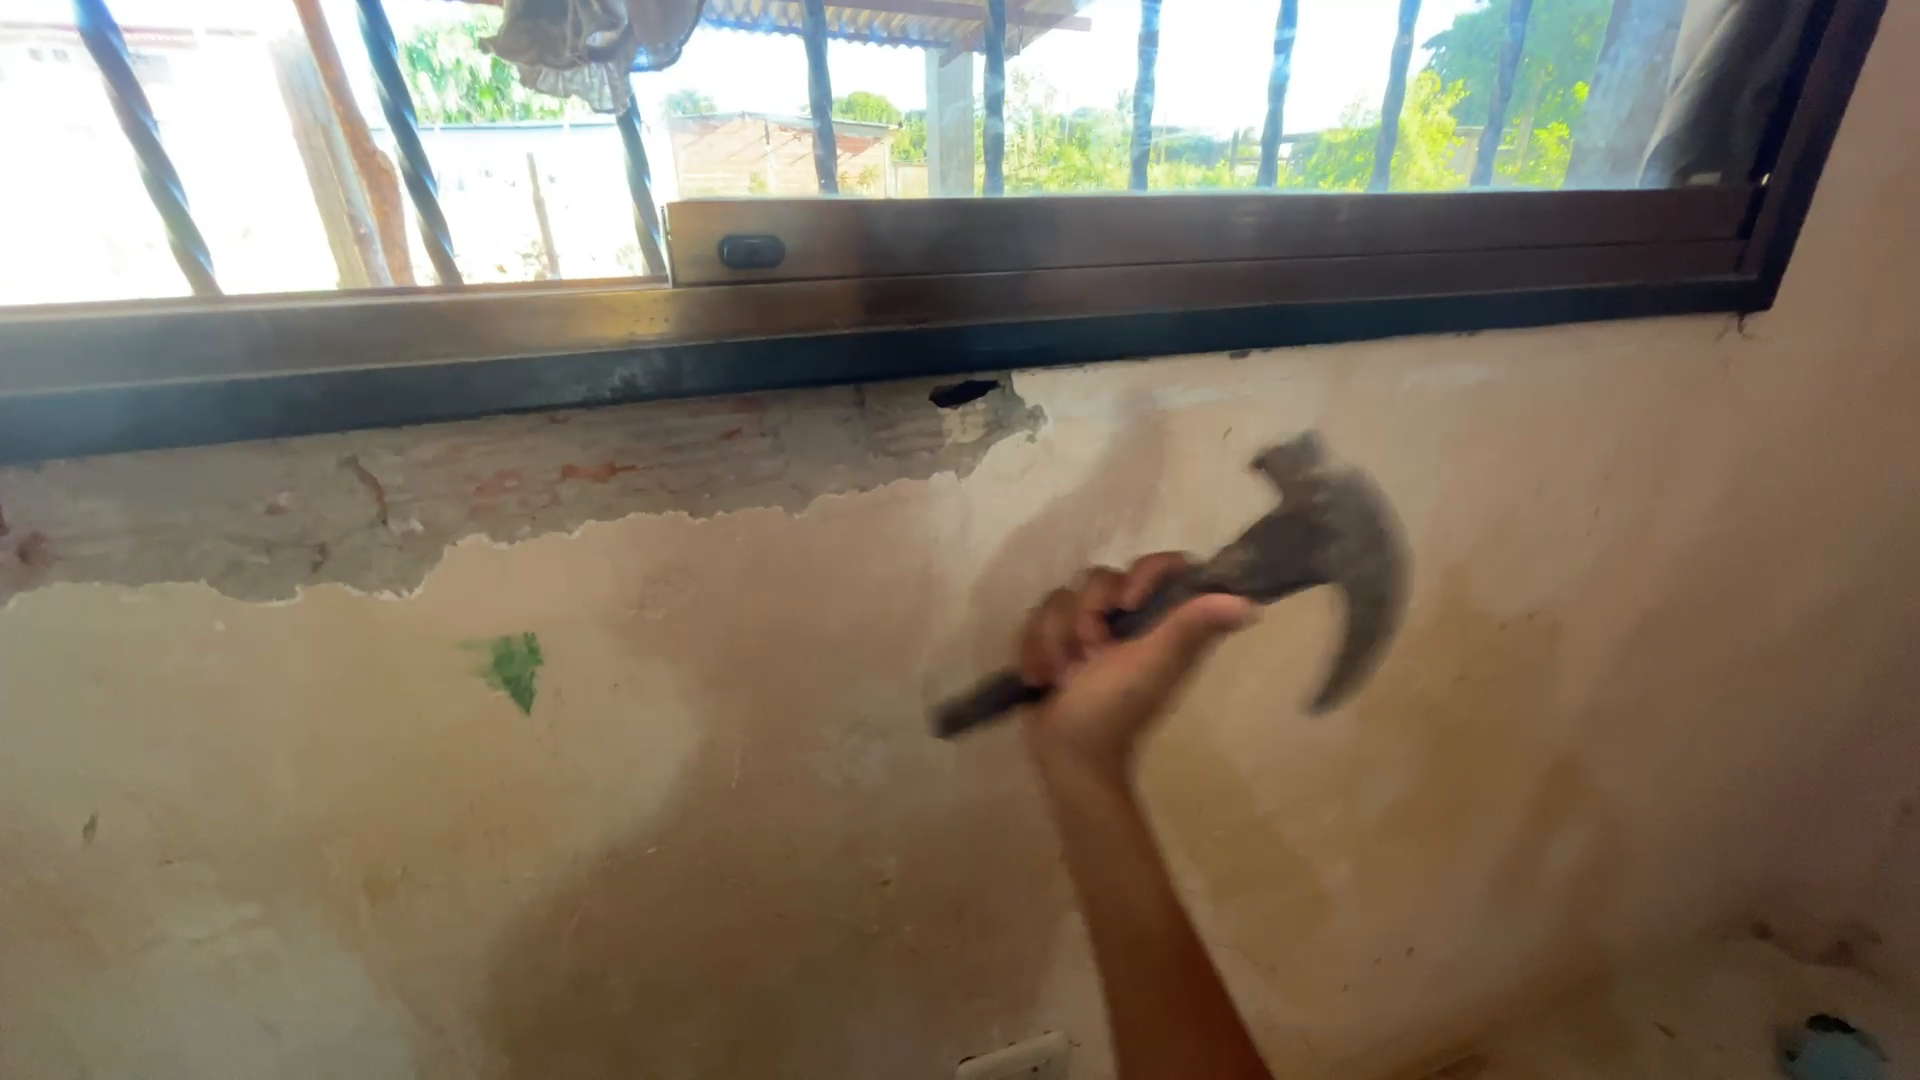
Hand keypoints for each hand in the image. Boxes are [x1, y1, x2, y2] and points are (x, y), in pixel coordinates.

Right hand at [1016, 553, 1255, 782]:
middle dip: (1084, 618)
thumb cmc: (1115, 711)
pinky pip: (1036, 620)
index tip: (1126, 603)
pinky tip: (1042, 678)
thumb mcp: (1154, 665)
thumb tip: (1251, 605)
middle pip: (1099, 578)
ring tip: (1063, 675)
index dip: (1142, 573)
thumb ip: (1191, 626)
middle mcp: (1127, 620)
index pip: (1164, 566)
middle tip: (1089, 655)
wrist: (1066, 755)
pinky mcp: (1056, 640)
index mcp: (1161, 622)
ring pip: (1060, 599)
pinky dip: (1035, 651)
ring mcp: (1088, 629)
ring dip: (1055, 641)